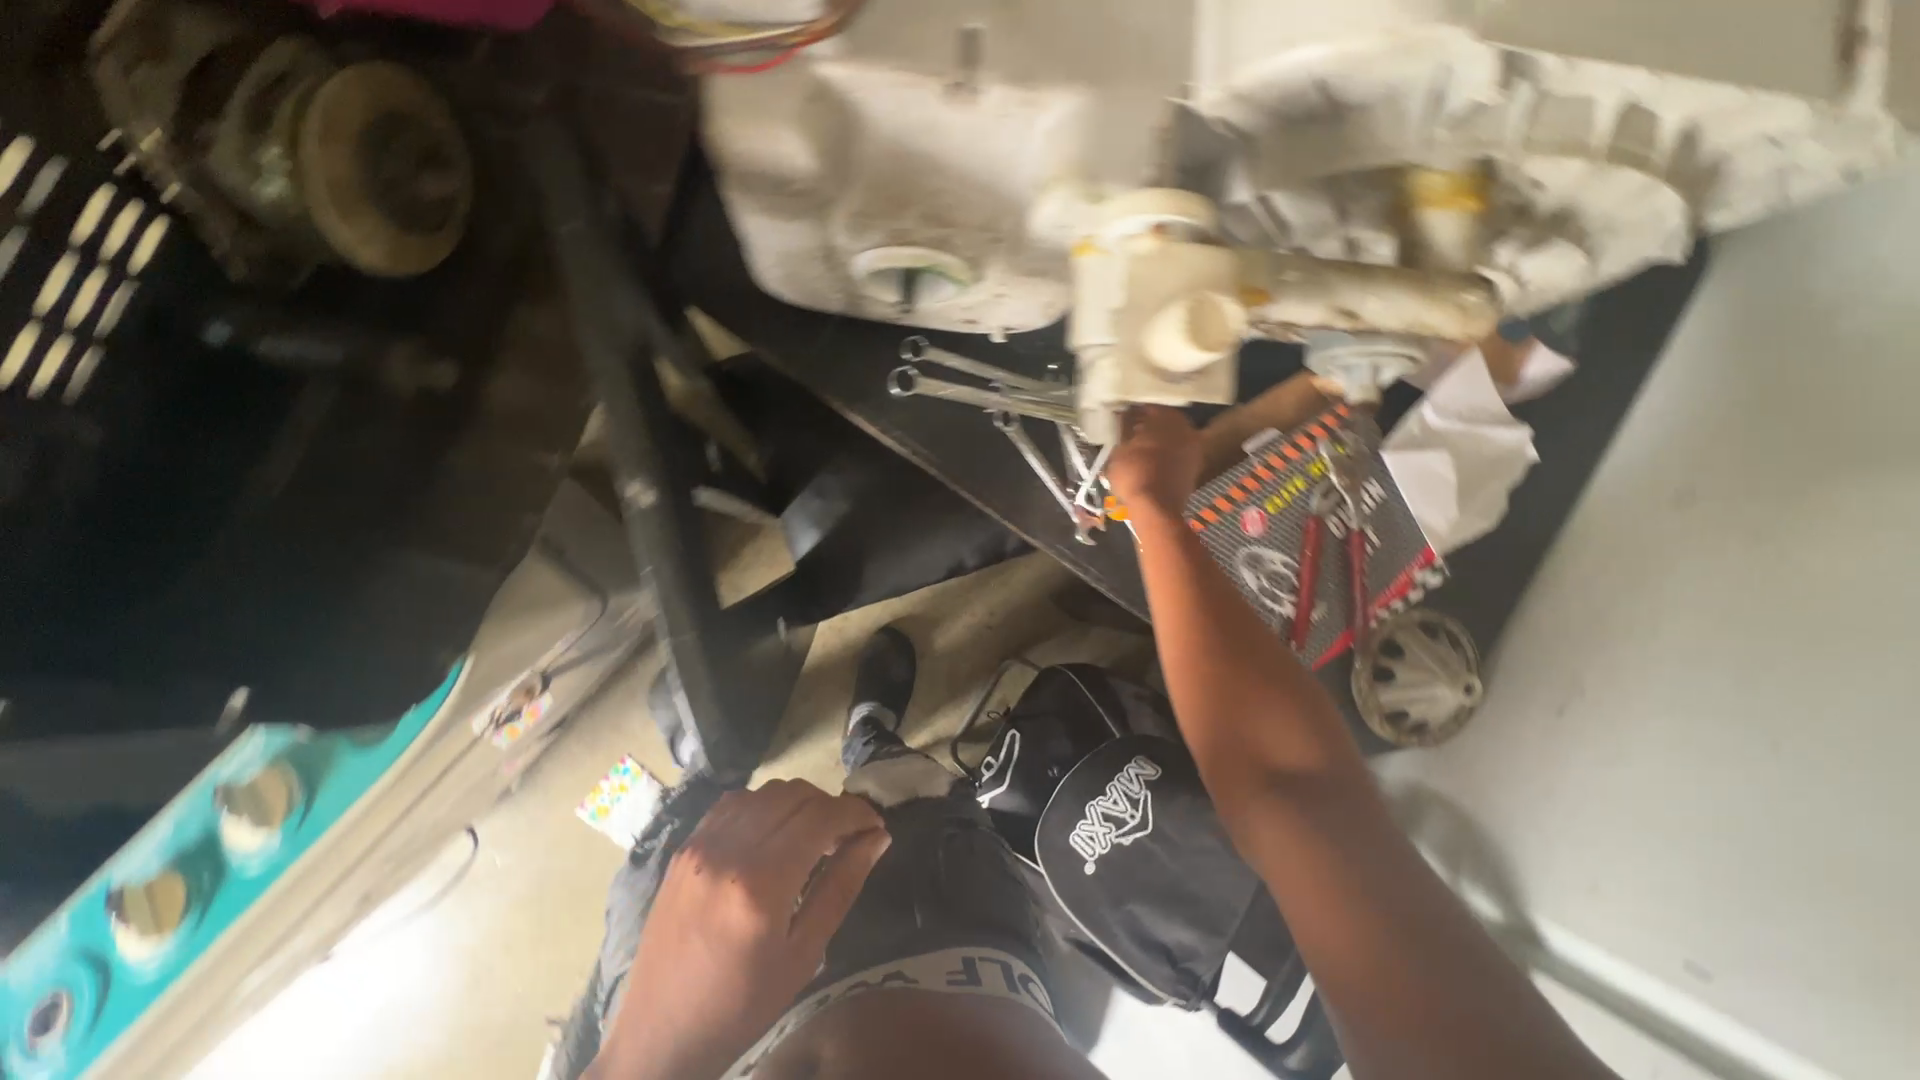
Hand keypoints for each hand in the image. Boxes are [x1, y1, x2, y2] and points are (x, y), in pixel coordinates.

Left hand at [592, 780, 890, 1079]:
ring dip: (799, 803)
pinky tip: (774, 835)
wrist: (660, 1032)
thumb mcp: (804, 954)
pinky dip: (764, 806)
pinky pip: (733, 804)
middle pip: (795, 794)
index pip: (822, 817)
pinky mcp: (684, 848)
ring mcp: (701, 844)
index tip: (876, 828)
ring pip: (765, 792)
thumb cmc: (741, 1005)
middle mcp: (728, 850)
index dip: (858, 813)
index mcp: (762, 882)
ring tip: (813, 838)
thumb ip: (841, 886)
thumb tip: (877, 838)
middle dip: (832, 807)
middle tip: (848, 839)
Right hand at [1107, 406, 1202, 518]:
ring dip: (1159, 440)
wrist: (1157, 509)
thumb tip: (1124, 418)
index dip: (1136, 411)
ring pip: (1173, 438)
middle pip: (1166, 421)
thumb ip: (1123, 431)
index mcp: (1168, 419)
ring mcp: (1193, 450)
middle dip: (1150, 425)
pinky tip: (1151, 462)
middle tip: (1133, 431)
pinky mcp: (1194, 468)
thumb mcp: (1119, 450)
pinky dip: (1165, 455)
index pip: (1150, 407)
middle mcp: (1185, 429)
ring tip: (1140, 448)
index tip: (1124, 416)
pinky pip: (1177, 454)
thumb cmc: (1135, 474)